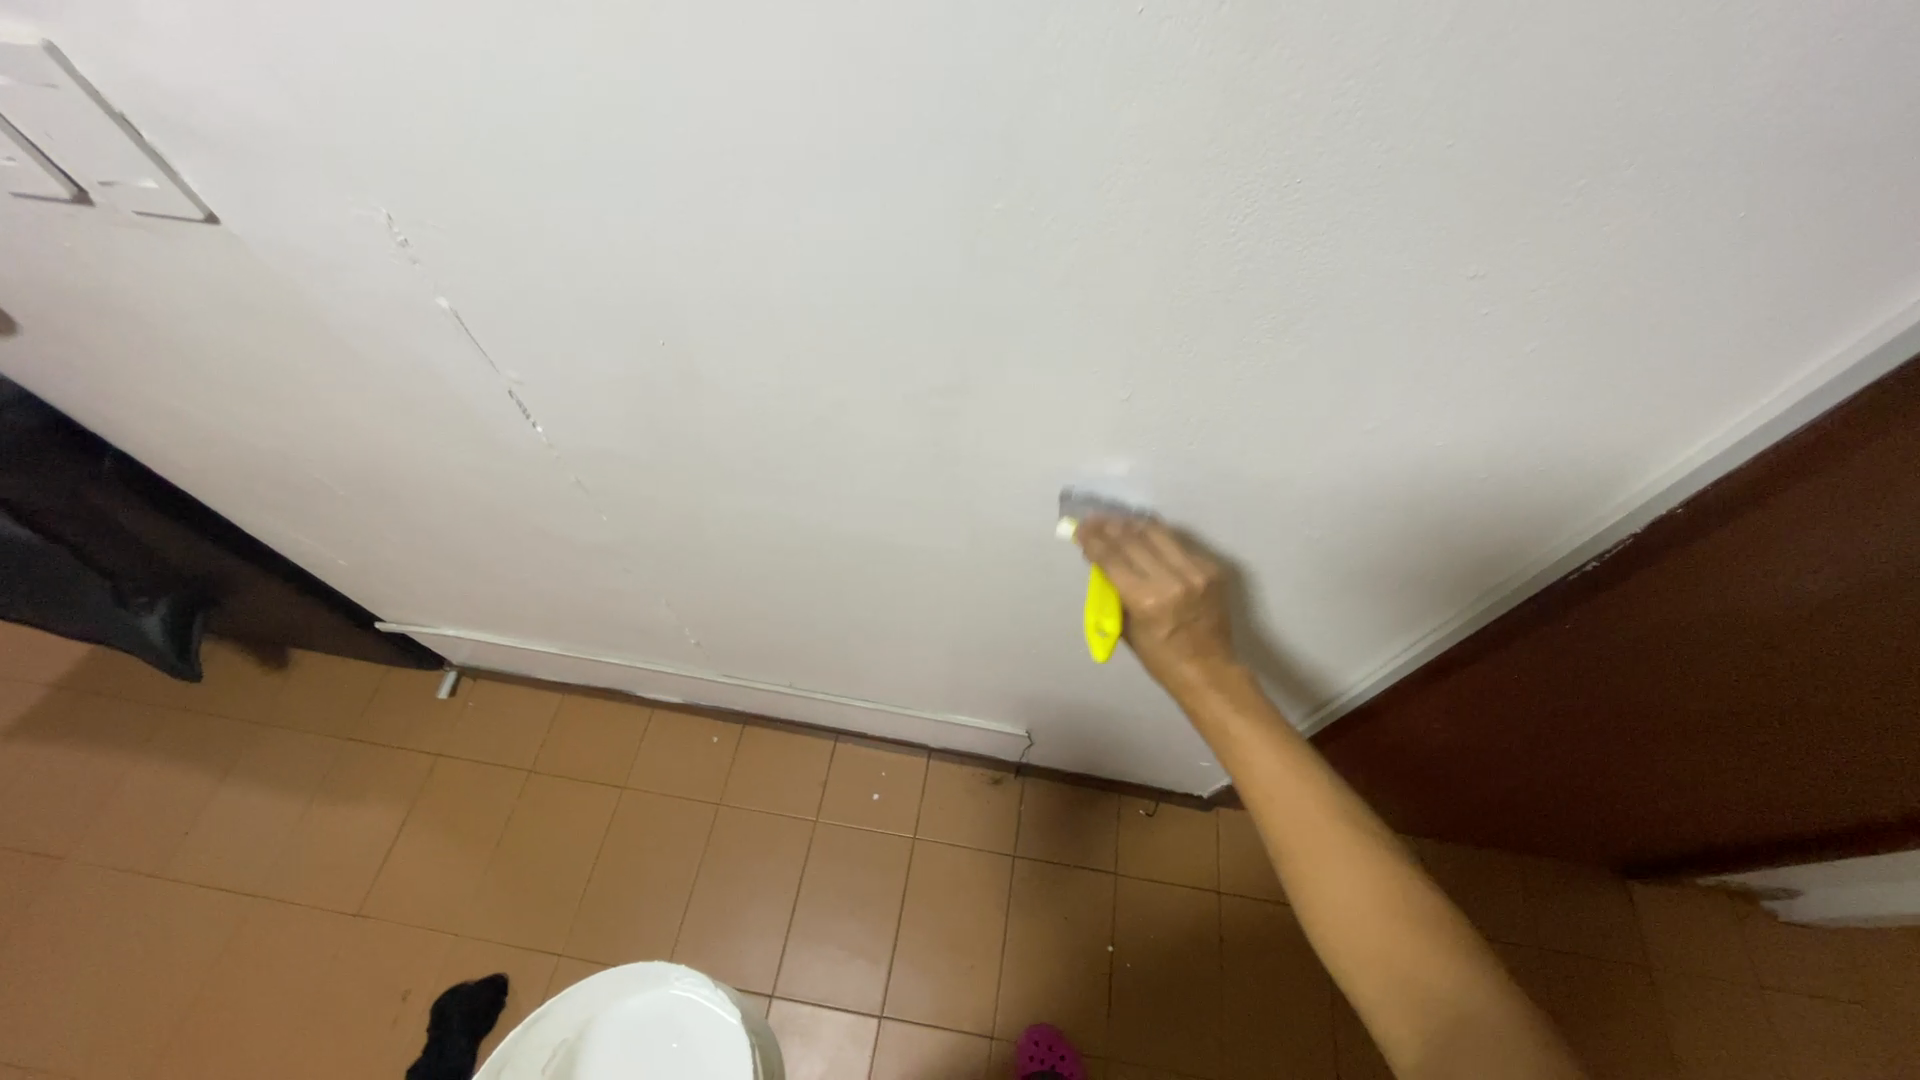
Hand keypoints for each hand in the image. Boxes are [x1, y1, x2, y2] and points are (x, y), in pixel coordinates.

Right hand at [1076, 517, 1238, 689]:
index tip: (1080, 529)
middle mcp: (1172, 580)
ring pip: (1158, 534)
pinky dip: (1158, 538)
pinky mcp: (1212, 569)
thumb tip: (1101, 560)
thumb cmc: (1160, 659)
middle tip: (1094, 519)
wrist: (1210, 671)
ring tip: (1117, 519)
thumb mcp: (1126, 628)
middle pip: (1133, 539)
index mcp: (1147, 600)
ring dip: (1133, 524)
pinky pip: (1179, 545)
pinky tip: (1145, 534)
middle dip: (1109, 526)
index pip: (1112, 558)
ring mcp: (1196, 572)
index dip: (1093, 540)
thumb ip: (1115, 591)